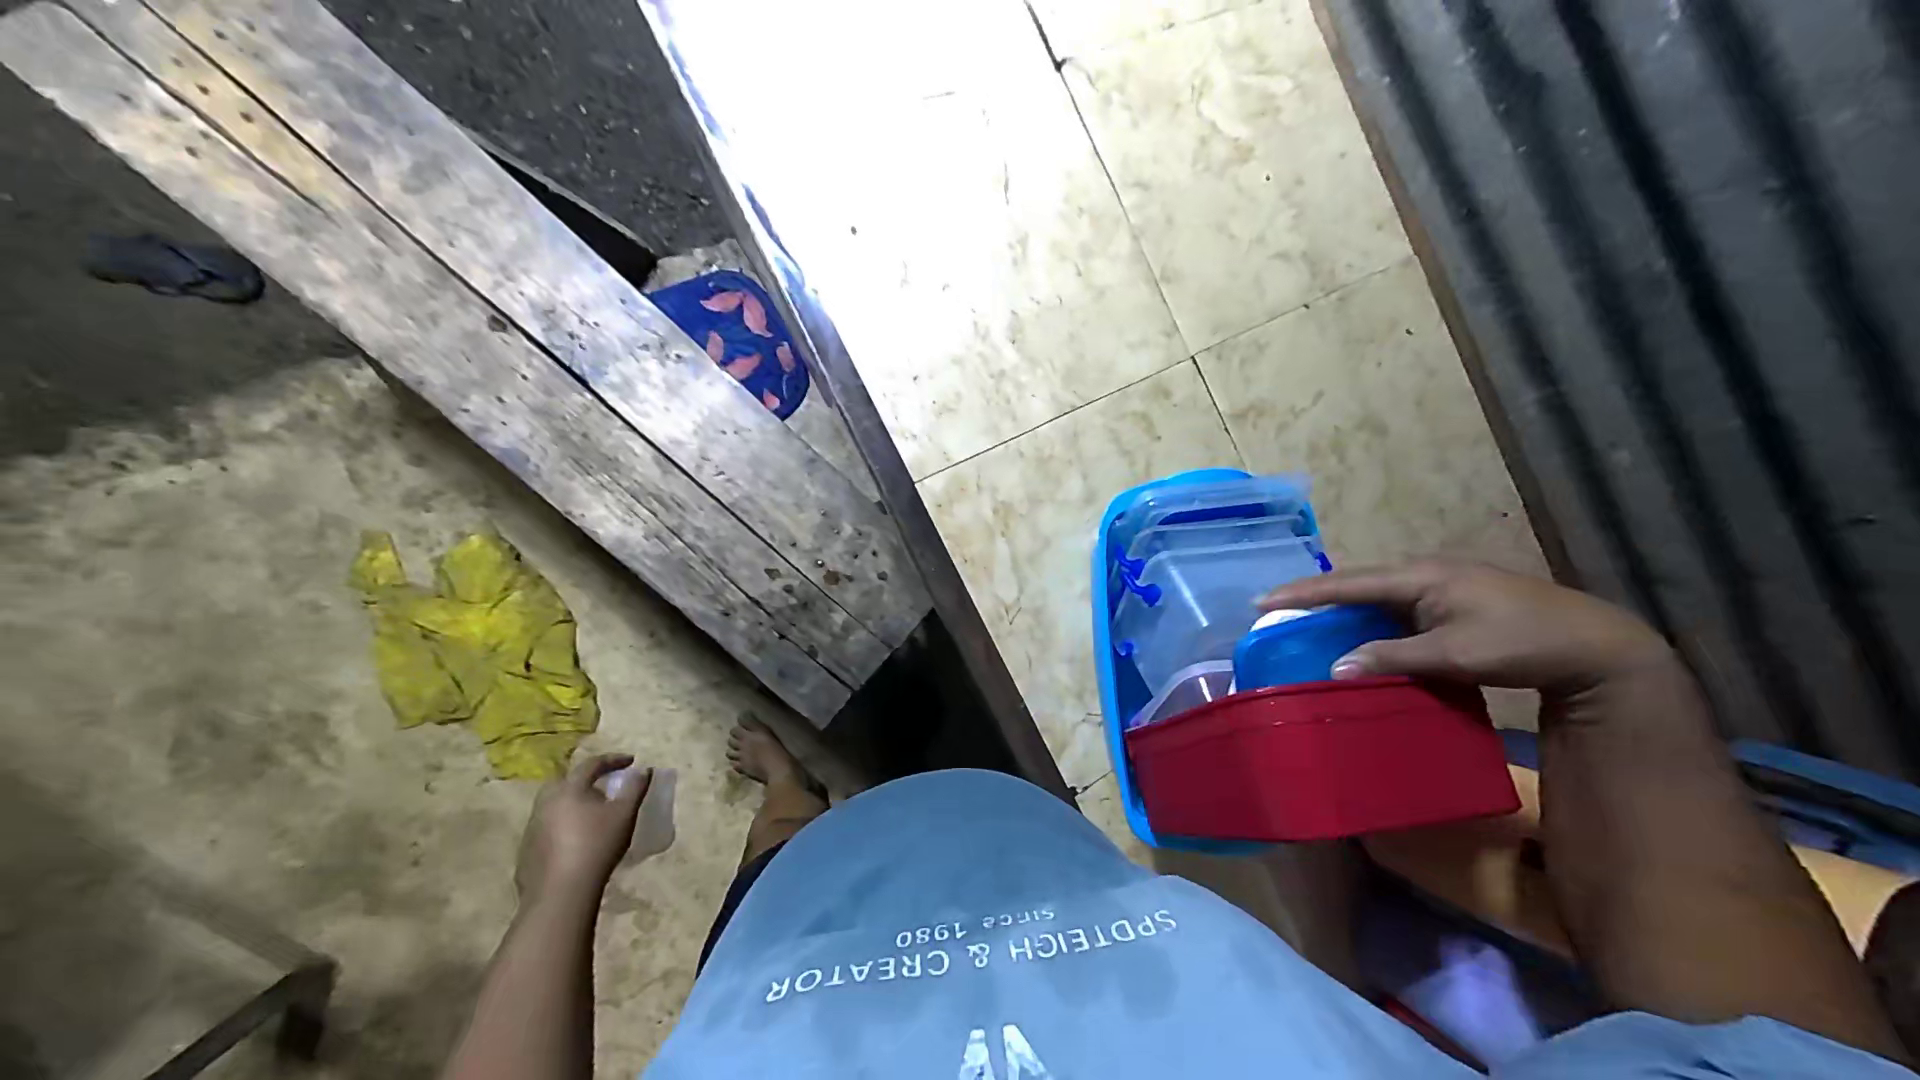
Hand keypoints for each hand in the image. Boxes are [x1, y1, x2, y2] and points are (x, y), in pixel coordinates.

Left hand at [514, 753, 648, 907]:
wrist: (561, 893)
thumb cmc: (597, 846)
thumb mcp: (625, 814)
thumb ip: (635, 788)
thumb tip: (643, 771)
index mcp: (569, 790)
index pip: (591, 764)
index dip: (613, 760)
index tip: (631, 761)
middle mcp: (545, 804)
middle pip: (564, 781)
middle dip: (584, 780)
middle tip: (603, 788)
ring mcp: (532, 828)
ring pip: (552, 805)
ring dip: (571, 804)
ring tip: (590, 816)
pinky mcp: (526, 851)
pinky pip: (546, 828)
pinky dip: (561, 826)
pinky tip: (574, 842)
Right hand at [1260, 560, 1674, 698]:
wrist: (1596, 645)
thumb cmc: (1522, 642)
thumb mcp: (1455, 654)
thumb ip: (1392, 657)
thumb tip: (1335, 667)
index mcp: (1420, 576)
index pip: (1347, 582)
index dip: (1303, 592)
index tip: (1263, 601)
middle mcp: (1424, 573)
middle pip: (1356, 582)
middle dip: (1315, 596)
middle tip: (1278, 612)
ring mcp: (1440, 585)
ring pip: (1375, 595)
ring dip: (1342, 608)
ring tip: (1307, 623)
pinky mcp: (1452, 601)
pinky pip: (1395, 607)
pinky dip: (1368, 619)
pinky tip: (1359, 634)